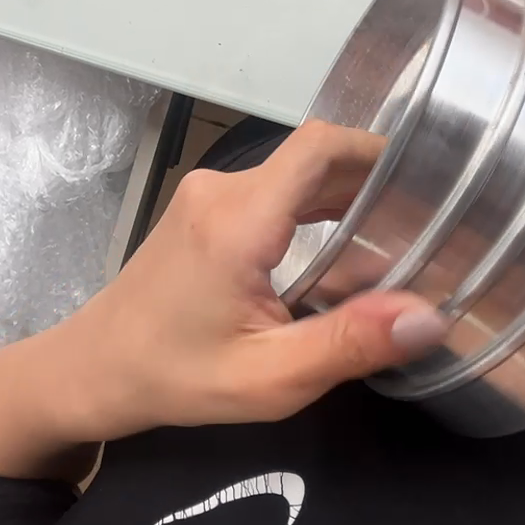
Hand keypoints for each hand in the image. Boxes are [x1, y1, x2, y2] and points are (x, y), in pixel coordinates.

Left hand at [59, 121, 448, 435]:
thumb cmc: (177, 376)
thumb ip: (348, 343)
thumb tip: (427, 317)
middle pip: (311, 158)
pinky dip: (313, 205)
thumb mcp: (269, 378)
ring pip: (293, 173)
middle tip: (426, 217)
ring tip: (396, 229)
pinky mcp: (204, 206)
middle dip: (370, 179)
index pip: (316, 147)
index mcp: (238, 220)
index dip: (374, 148)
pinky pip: (272, 190)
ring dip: (344, 193)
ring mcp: (208, 193)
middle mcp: (222, 190)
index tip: (423, 173)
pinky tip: (344, 240)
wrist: (96, 366)